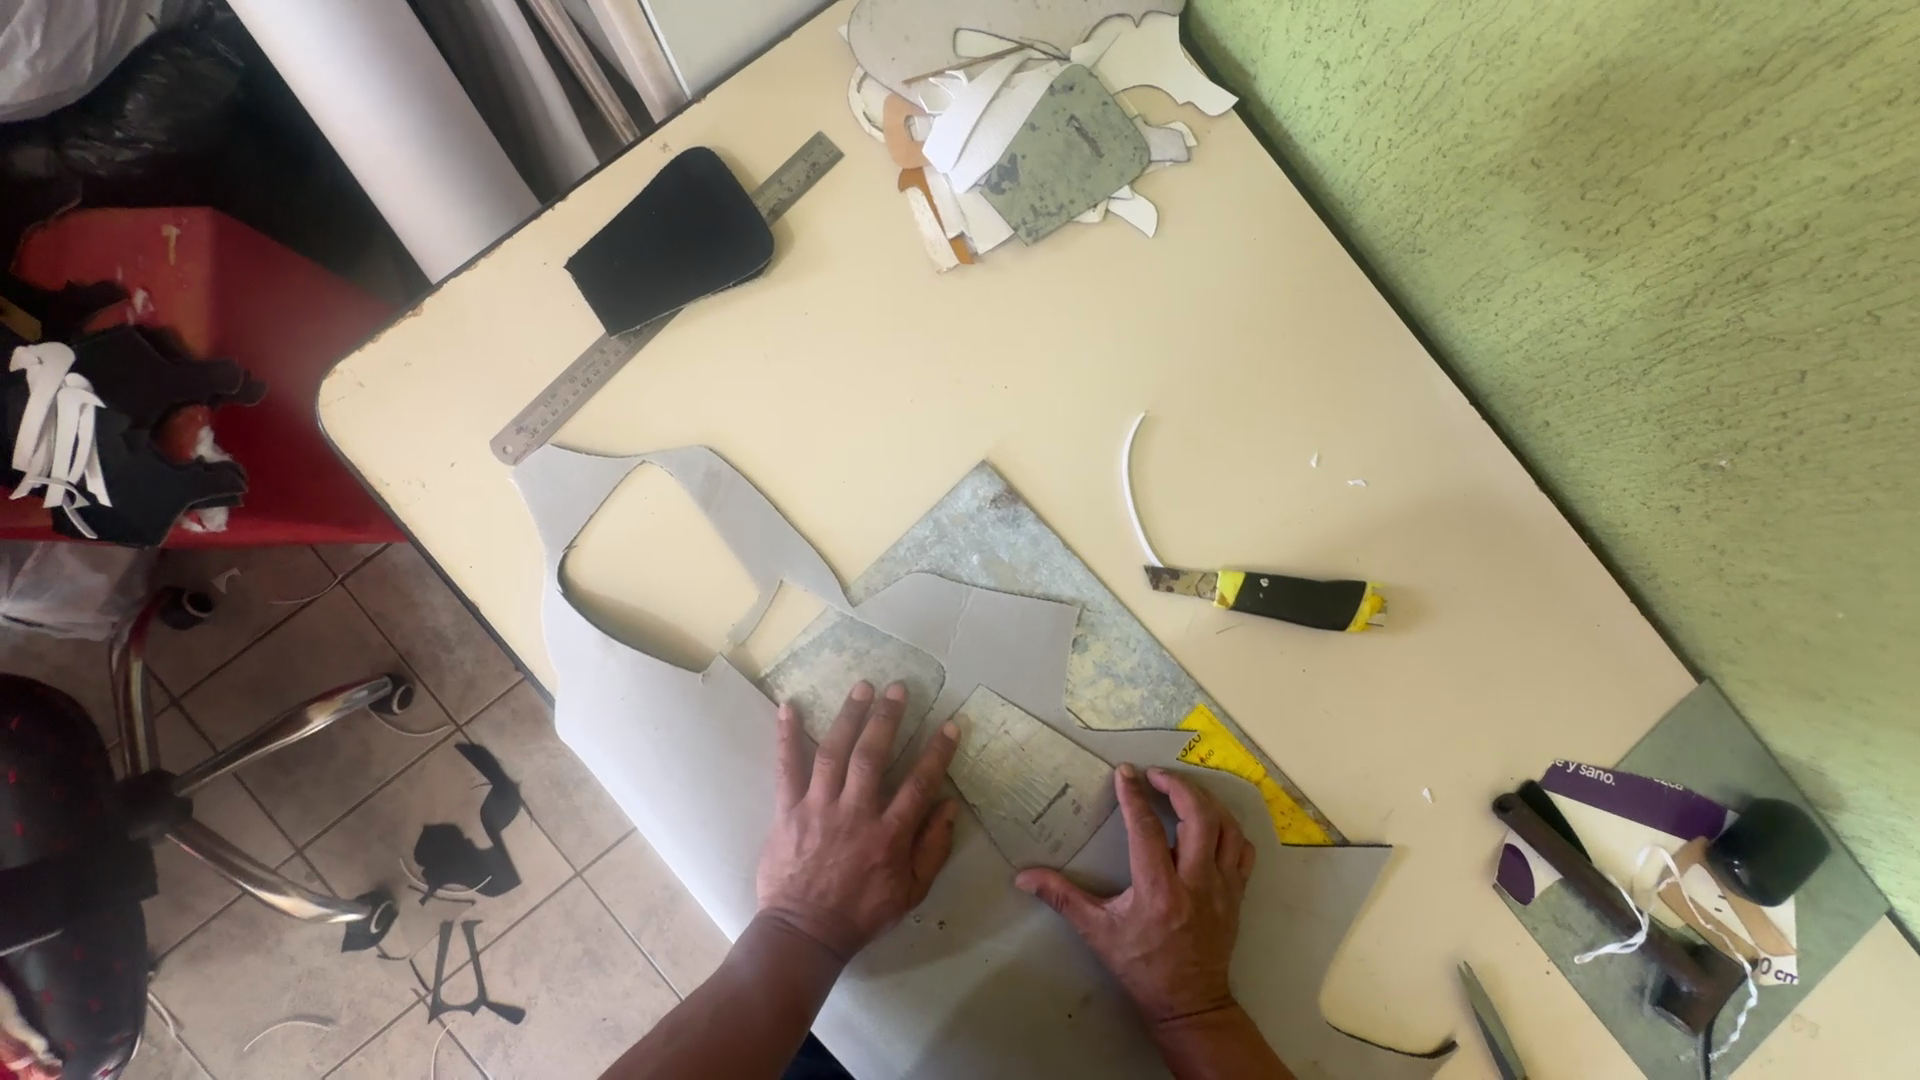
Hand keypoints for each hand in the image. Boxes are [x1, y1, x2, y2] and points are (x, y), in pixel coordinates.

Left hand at [756, 681, 961, 961]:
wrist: (804, 934)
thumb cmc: (862, 913)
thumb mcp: (912, 893)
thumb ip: (933, 848)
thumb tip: (950, 806)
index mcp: (888, 835)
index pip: (919, 784)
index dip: (937, 752)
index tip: (950, 725)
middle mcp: (855, 814)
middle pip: (872, 756)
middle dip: (887, 719)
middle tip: (898, 688)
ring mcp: (818, 809)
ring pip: (834, 753)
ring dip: (849, 716)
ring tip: (862, 687)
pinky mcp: (788, 811)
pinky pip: (786, 768)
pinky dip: (787, 736)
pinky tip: (789, 706)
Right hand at [1015, 764, 1255, 1023]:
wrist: (1190, 1005)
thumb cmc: (1140, 966)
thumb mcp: (1097, 932)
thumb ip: (1061, 898)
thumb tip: (1022, 877)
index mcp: (1158, 891)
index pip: (1146, 829)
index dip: (1134, 795)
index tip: (1125, 772)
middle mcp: (1196, 883)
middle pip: (1198, 817)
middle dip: (1177, 787)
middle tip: (1155, 775)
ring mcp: (1223, 887)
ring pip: (1226, 827)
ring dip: (1204, 800)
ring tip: (1181, 790)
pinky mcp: (1238, 894)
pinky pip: (1242, 849)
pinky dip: (1228, 827)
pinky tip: (1210, 820)